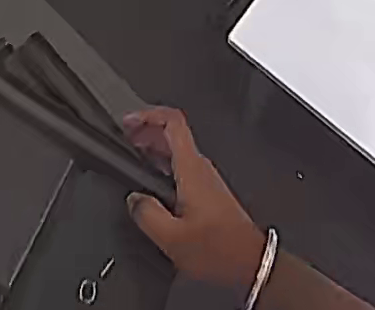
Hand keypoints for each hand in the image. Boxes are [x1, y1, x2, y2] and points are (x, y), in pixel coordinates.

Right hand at [123, 107, 266, 290]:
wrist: (248, 259)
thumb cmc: (217, 248)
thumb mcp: (173, 238)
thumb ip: (148, 215)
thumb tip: (133, 199)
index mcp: (192, 168)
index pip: (173, 121)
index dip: (149, 114)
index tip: (130, 120)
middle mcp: (199, 166)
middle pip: (173, 130)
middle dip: (147, 127)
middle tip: (126, 134)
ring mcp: (204, 175)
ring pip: (177, 146)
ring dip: (154, 142)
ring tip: (134, 149)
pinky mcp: (206, 186)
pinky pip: (181, 161)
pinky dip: (162, 158)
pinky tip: (152, 173)